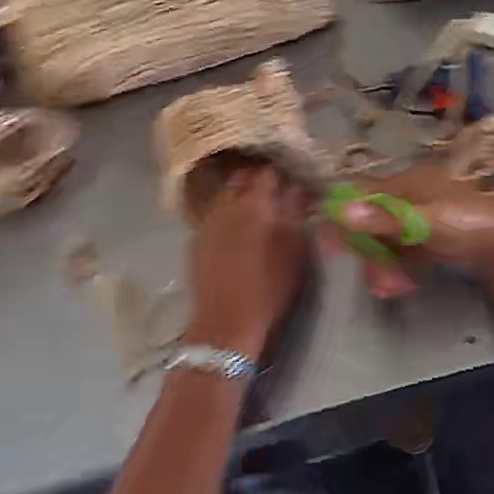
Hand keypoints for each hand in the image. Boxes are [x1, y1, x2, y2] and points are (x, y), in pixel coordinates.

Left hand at [185, 163, 311, 358]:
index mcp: (254, 202)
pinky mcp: (195, 241)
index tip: (293, 173)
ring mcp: (207, 222)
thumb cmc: (269, 285)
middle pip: (241, 177)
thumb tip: (298, 187)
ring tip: (255, 203)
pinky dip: (226, 212)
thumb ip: (296, 212)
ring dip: (239, 193)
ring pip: (223, 194)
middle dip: (257, 176)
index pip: (267, 171)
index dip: (281, 170)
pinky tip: (235, 226)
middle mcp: (226, 204)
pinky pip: (213, 215)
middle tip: (275, 185)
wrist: (224, 323)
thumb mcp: (294, 249)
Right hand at [329, 167, 493, 297]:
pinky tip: (402, 286)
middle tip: (378, 282)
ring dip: (383, 266)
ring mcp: (420, 219)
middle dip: (370, 254)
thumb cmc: (467, 225)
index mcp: (408, 181)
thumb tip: (340, 211)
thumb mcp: (423, 223)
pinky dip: (399, 268)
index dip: (343, 217)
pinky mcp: (429, 240)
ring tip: (392, 288)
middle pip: (372, 223)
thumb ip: (382, 219)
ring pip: (386, 242)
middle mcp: (411, 196)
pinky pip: (402, 253)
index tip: (329, 244)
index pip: (362, 194)